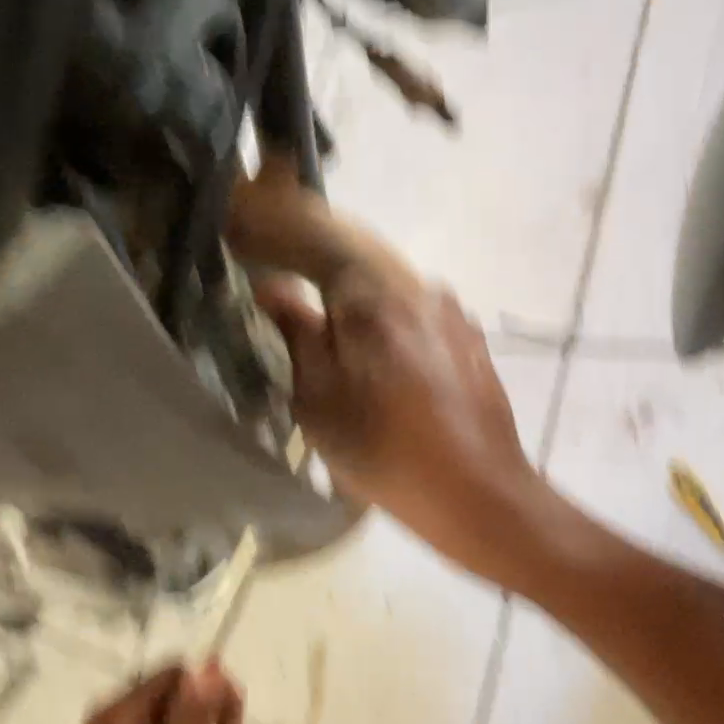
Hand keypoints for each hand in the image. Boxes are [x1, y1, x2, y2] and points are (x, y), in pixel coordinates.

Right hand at [229, 159, 545, 570]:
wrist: (477, 492)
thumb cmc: (385, 452)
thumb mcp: (320, 400)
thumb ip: (297, 334)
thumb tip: (273, 289)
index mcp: (373, 294)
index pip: (318, 238)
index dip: (279, 232)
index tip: (247, 234)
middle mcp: (417, 286)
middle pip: (359, 254)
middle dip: (318, 258)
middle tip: (284, 271)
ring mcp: (452, 312)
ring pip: (391, 284)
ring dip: (356, 289)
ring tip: (329, 314)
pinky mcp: (471, 340)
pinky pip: (418, 311)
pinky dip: (388, 315)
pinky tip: (378, 348)